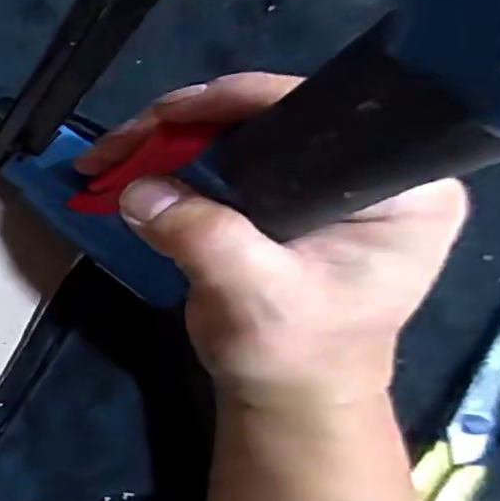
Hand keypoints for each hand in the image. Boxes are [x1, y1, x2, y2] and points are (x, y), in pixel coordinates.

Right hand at [78, 73, 467, 408]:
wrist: (285, 395)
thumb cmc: (293, 352)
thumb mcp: (254, 295)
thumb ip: (202, 237)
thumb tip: (134, 190)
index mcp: (393, 183)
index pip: (315, 114)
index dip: (234, 105)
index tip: (164, 116)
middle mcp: (354, 172)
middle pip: (260, 123)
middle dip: (178, 129)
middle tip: (114, 146)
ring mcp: (307, 188)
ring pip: (228, 145)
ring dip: (161, 149)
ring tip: (106, 160)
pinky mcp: (268, 206)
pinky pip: (213, 173)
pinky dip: (164, 173)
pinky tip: (126, 177)